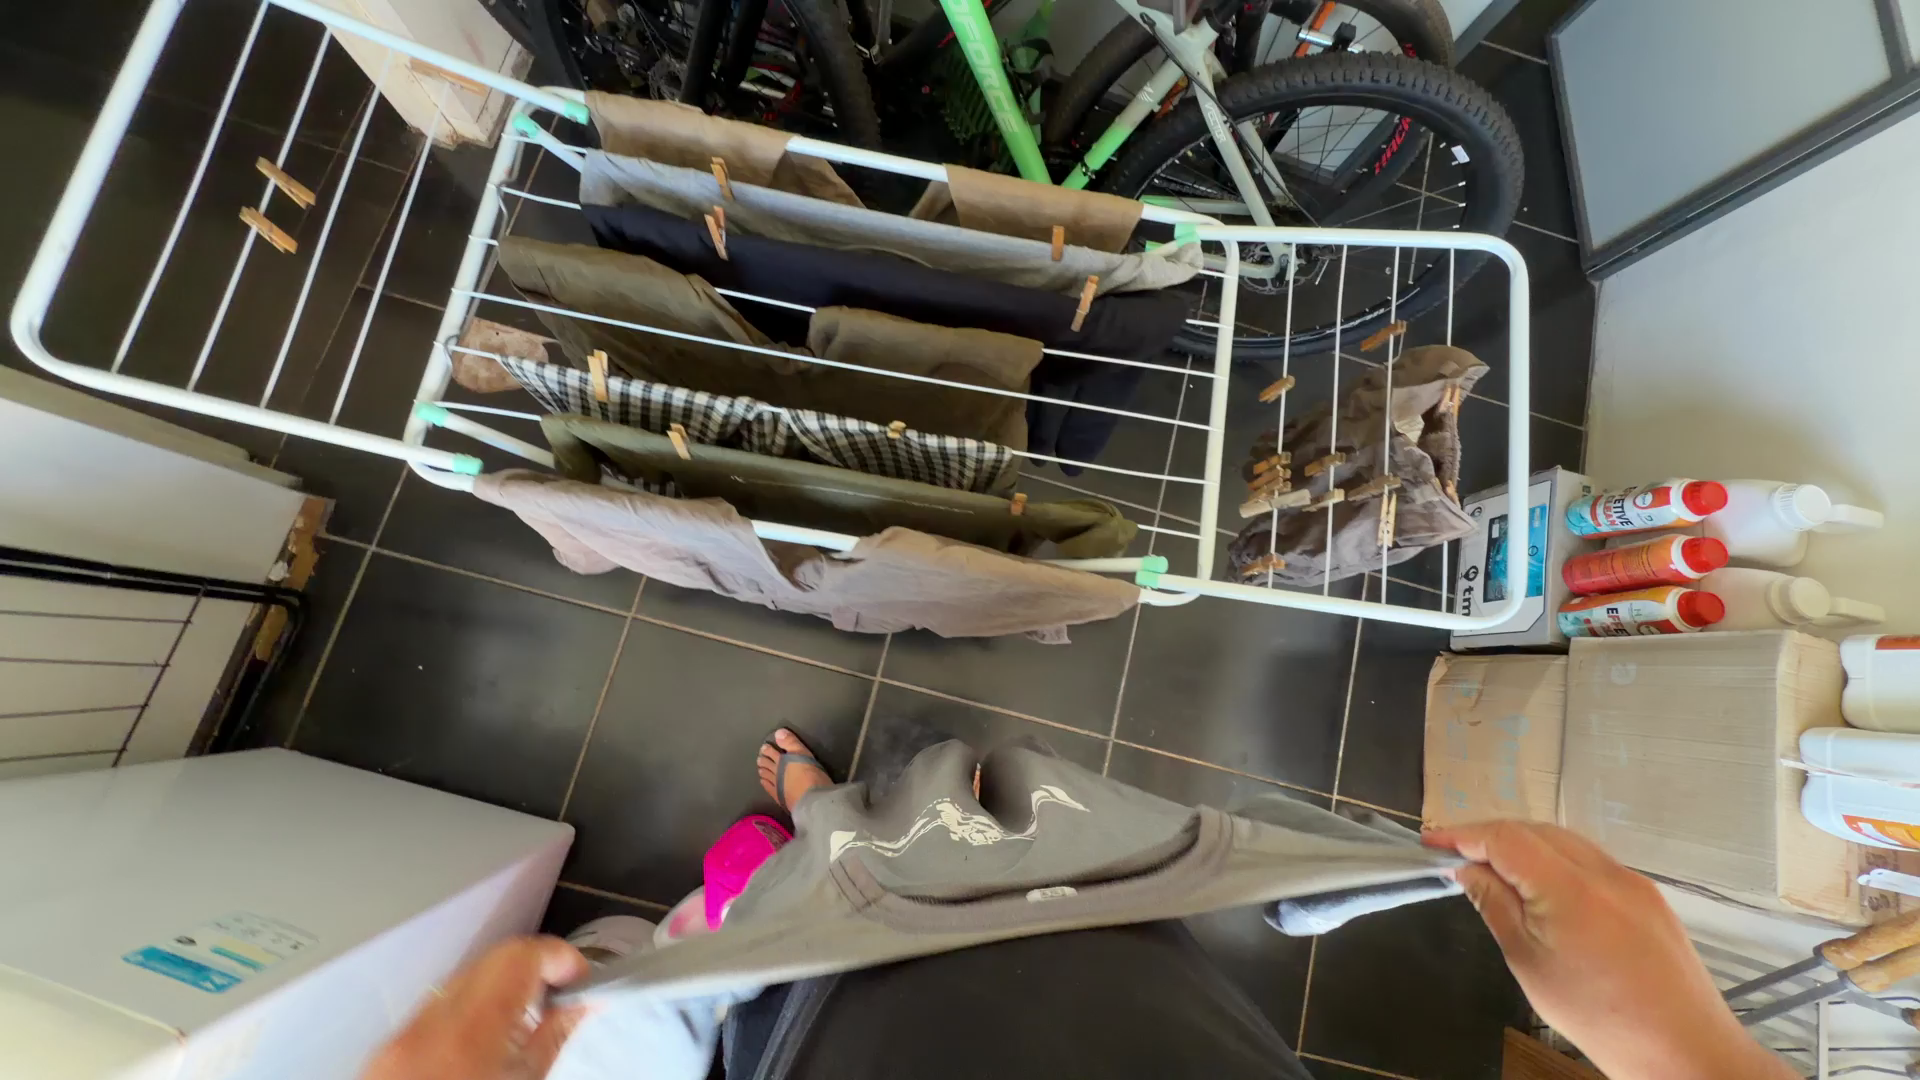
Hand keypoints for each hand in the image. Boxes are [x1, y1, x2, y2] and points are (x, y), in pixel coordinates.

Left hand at [360, 936, 590, 1079]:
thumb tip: (581, 1005)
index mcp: (467, 1036)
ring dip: (498, 992)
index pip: (520, 956)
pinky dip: (466, 1017)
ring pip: (459, 986)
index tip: (577, 977)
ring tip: (520, 1029)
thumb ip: (554, 1039)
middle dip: (530, 971)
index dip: (558, 956)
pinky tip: (482, 1053)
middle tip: (557, 997)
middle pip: (488, 963)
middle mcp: (423, 1032)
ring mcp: (393, 1050)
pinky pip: (433, 1017)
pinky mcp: (379, 1068)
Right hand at [1424, 822, 1795, 1079]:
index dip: (1462, 834)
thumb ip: (1494, 904)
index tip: (1431, 843)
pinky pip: (1589, 859)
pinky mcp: (1649, 897)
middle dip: (1489, 837)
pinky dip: (1554, 859)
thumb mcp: (1528, 960)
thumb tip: (1467, 868)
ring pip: (1562, 840)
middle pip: (1532, 830)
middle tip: (1457, 856)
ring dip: (1522, 844)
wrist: (1691, 1057)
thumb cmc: (1597, 1015)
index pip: (1503, 838)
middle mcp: (1605, 873)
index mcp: (1570, 888)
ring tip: (1495, 868)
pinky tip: (1542, 885)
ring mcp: (1632, 882)